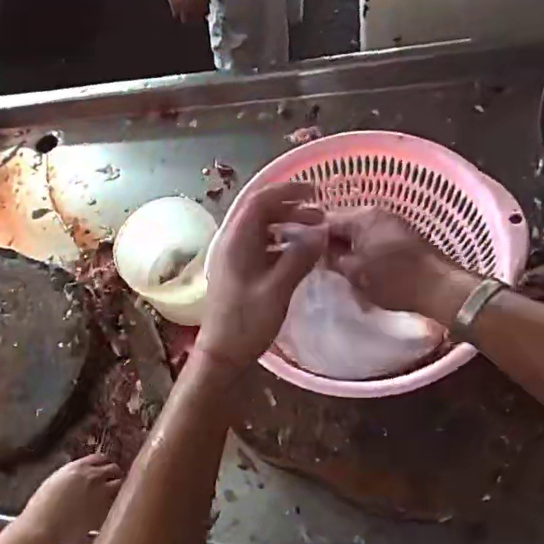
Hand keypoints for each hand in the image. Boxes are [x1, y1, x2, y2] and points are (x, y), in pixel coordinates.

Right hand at [14, 454, 124, 543]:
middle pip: (114, 469)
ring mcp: (101, 494)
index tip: (105, 469)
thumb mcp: (56, 481)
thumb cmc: (42, 506)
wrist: (43, 526)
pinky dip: (116, 506)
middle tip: (114, 481)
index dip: (104, 463)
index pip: (100, 458)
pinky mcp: (104, 512)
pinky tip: (113, 511)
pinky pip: (117, 504)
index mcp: (78, 467)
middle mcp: (92, 477)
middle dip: (115, 474)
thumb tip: (80, 479)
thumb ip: (72, 476)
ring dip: (119, 488)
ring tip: (117, 495)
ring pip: (120, 485)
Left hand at [198, 182, 326, 366]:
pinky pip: (261, 245)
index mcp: (235, 241)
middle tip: (321, 215)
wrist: (222, 352)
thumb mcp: (278, 289)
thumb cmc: (247, 322)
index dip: (287, 191)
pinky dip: (281, 242)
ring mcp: (233, 256)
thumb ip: (299, 257)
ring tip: (315, 233)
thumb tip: (320, 233)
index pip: (259, 200)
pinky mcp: (238, 270)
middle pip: (260, 211)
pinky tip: (299, 252)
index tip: (316, 192)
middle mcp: (231, 243)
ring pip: (261, 229)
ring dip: (287, 224)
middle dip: (291, 207)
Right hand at [326, 206, 479, 320]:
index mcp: (361, 216)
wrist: (441, 288)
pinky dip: (363, 248)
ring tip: (339, 266)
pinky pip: (372, 237)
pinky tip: (359, 265)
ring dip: (347, 246)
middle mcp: (376, 212)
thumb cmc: (394, 281)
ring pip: (357, 231)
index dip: (311, 236)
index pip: (324, 220)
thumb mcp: (353, 272)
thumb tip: (320, 251)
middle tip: (319, 262)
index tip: (304, 253)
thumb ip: (332, 258)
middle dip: (330, 241)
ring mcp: (391, 222)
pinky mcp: (402, 235)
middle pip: (342, 223)